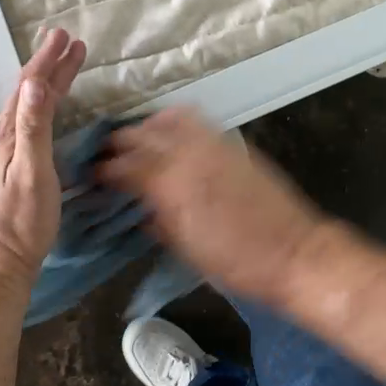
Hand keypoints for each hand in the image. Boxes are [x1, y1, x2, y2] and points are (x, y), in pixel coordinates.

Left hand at [0, 28, 86, 286]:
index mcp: (8, 134)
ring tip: (64, 66)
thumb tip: (34, 84)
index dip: (48, 60)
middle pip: (29, 93)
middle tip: (69, 41)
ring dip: (48, 83)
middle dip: (50, 65)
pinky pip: (29, 121)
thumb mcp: (31, 172)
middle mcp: (3, 138)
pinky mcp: (10, 167)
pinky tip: (46, 110)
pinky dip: (44, 104)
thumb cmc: (22, 221)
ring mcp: (4, 153)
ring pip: (28, 107)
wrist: (1, 265)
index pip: (30, 87)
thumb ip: (33, 127)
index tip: (65, 36)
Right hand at [98, 108, 329, 303]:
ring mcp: (213, 144)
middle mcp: (189, 156)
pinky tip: (168, 132)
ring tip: (133, 141)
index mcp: (172, 186)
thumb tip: (140, 212)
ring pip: (168, 121)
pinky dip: (173, 121)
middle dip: (118, 145)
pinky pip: (195, 121)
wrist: (295, 253)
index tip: (90, 176)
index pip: (126, 168)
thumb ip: (159, 224)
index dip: (104, 171)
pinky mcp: (231, 144)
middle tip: (103, 156)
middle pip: (142, 138)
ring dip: (145, 128)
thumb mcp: (188, 252)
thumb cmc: (238, 264)